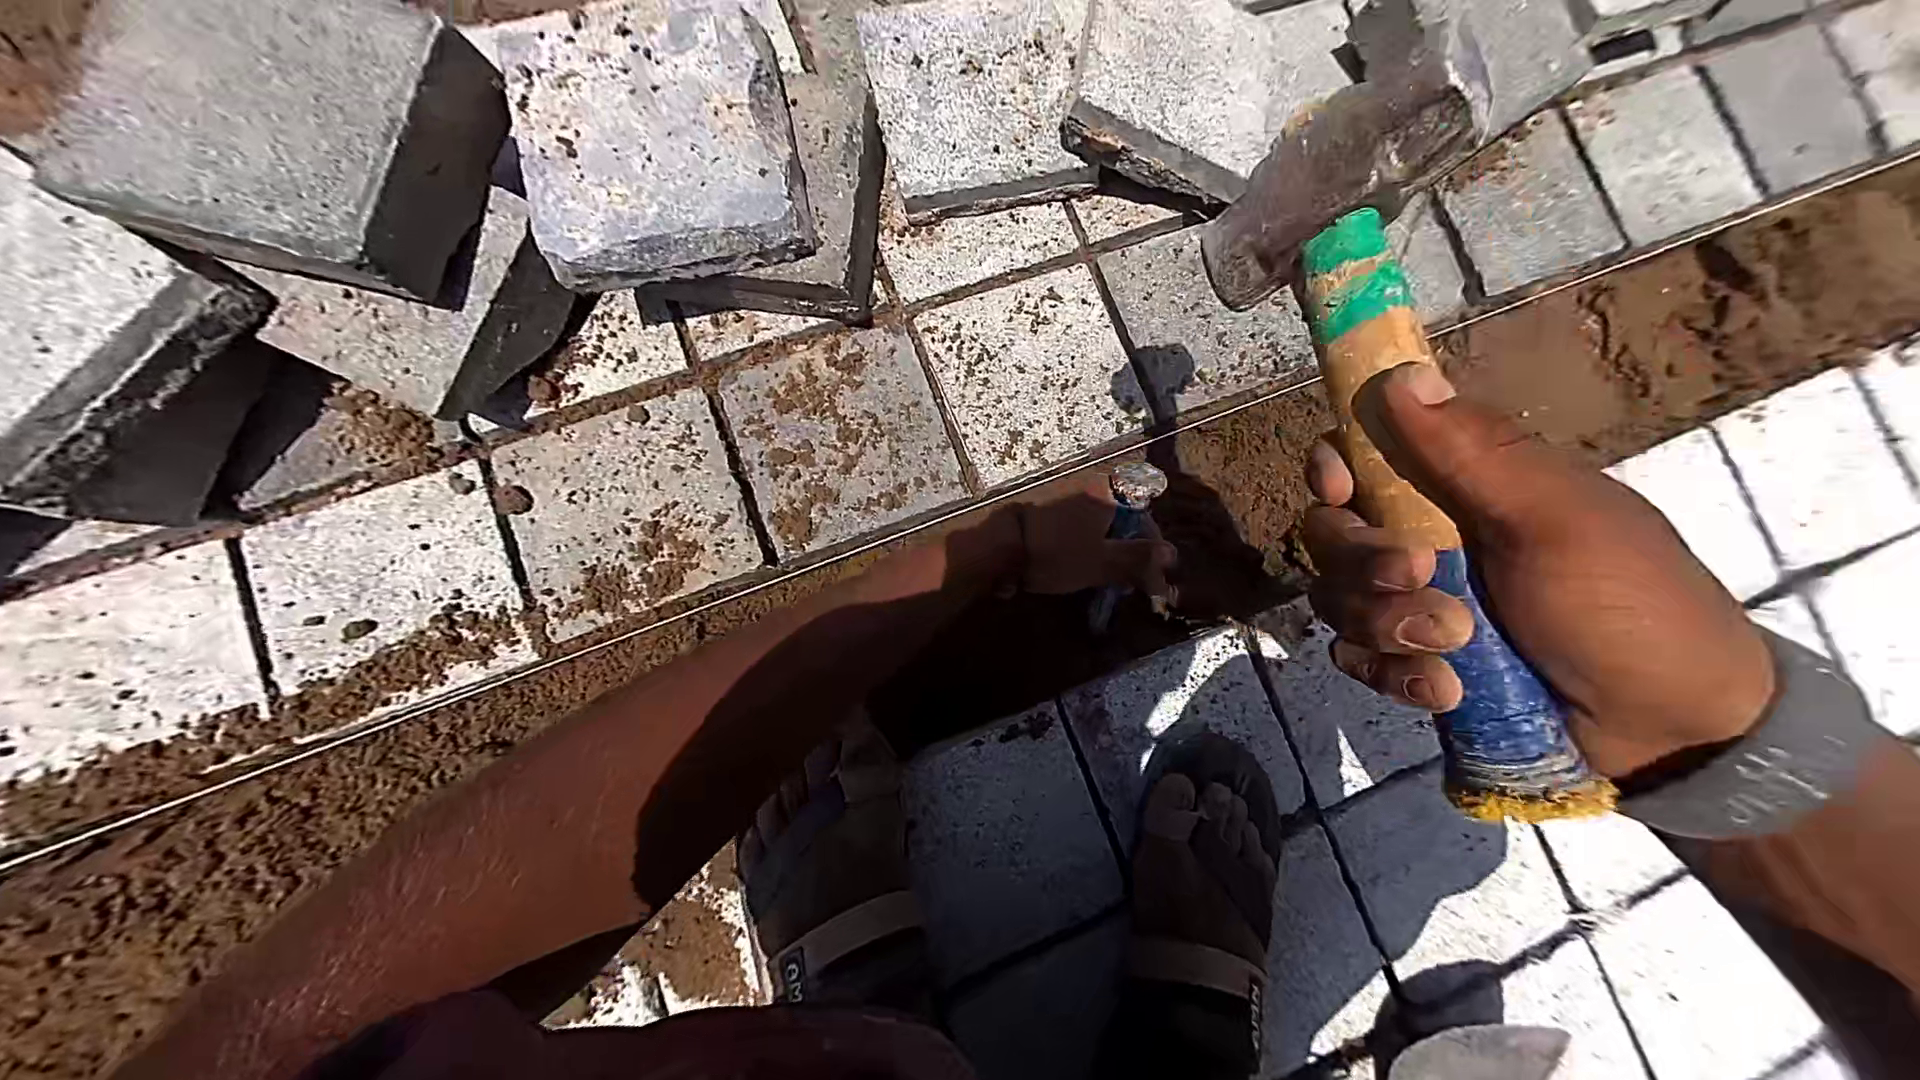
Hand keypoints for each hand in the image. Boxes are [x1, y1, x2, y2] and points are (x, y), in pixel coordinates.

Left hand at [1010, 469, 1177, 598]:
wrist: (997, 546)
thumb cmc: (1055, 553)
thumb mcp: (1102, 561)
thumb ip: (1138, 558)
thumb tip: (1172, 555)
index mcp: (1106, 494)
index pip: (1145, 513)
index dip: (1152, 545)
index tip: (1150, 573)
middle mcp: (1087, 488)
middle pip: (1122, 519)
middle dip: (1129, 550)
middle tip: (1127, 580)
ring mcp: (1063, 497)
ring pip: (1098, 525)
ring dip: (1106, 551)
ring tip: (1103, 579)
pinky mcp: (1044, 511)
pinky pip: (1075, 528)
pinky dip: (1083, 547)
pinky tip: (1077, 568)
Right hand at [1305, 363, 1774, 779]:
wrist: (1668, 731)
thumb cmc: (1626, 605)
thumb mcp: (1560, 520)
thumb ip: (1477, 451)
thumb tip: (1405, 374)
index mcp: (1452, 492)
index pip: (1358, 458)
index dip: (1331, 468)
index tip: (1342, 491)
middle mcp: (1414, 540)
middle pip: (1328, 533)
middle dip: (1362, 564)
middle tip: (1418, 581)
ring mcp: (1402, 603)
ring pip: (1333, 599)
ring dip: (1385, 627)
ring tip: (1455, 650)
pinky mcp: (1400, 659)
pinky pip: (1351, 657)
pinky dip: (1391, 674)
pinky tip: (1444, 691)